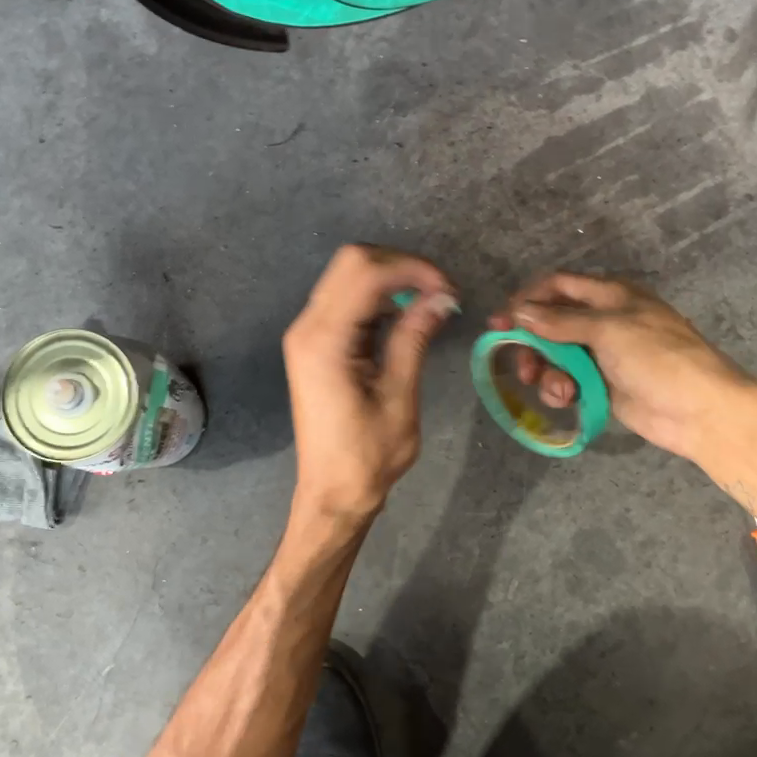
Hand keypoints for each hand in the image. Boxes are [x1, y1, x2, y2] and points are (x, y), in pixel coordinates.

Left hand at [282, 245, 458, 519]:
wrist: (332, 493)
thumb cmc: (367, 456)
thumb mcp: (399, 397)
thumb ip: (415, 339)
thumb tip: (442, 298)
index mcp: (324, 340)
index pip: (367, 273)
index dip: (413, 270)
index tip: (449, 290)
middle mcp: (307, 328)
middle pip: (352, 262)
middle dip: (401, 266)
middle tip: (440, 292)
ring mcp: (307, 334)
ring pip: (348, 276)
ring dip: (391, 279)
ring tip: (430, 303)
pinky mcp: (314, 345)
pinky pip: (345, 301)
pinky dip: (378, 298)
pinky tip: (406, 316)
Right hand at [490, 273, 751, 462]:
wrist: (699, 409)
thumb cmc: (658, 357)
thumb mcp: (608, 329)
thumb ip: (561, 321)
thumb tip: (520, 312)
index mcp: (610, 295)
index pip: (558, 285)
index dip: (527, 300)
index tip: (500, 324)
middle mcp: (604, 320)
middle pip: (551, 323)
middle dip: (532, 343)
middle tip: (520, 367)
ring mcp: (603, 354)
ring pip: (557, 356)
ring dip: (547, 371)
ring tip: (554, 390)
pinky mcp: (603, 384)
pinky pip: (569, 381)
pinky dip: (561, 388)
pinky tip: (568, 399)